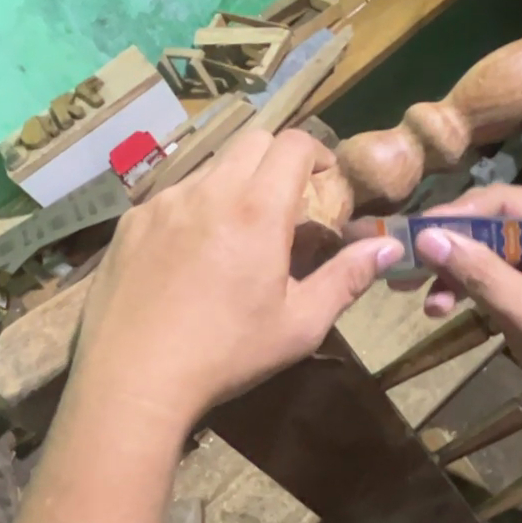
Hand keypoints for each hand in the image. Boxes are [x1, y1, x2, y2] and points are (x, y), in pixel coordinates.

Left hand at [71, 129, 402, 427]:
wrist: (132, 380)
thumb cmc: (226, 354)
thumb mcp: (299, 325)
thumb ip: (347, 278)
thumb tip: (390, 247)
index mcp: (256, 210)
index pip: (293, 144)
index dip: (316, 152)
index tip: (324, 179)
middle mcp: (208, 190)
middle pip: (252, 142)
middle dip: (277, 159)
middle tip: (286, 201)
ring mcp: (163, 203)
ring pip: (209, 168)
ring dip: (234, 184)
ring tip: (235, 234)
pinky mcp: (131, 222)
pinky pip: (172, 197)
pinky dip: (193, 209)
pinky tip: (187, 256)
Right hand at [408, 185, 521, 415]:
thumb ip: (482, 274)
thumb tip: (427, 238)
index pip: (503, 203)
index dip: (456, 215)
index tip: (414, 235)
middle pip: (489, 223)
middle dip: (447, 245)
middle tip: (404, 266)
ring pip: (484, 250)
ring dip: (451, 271)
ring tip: (423, 301)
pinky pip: (489, 275)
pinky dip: (463, 288)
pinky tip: (440, 308)